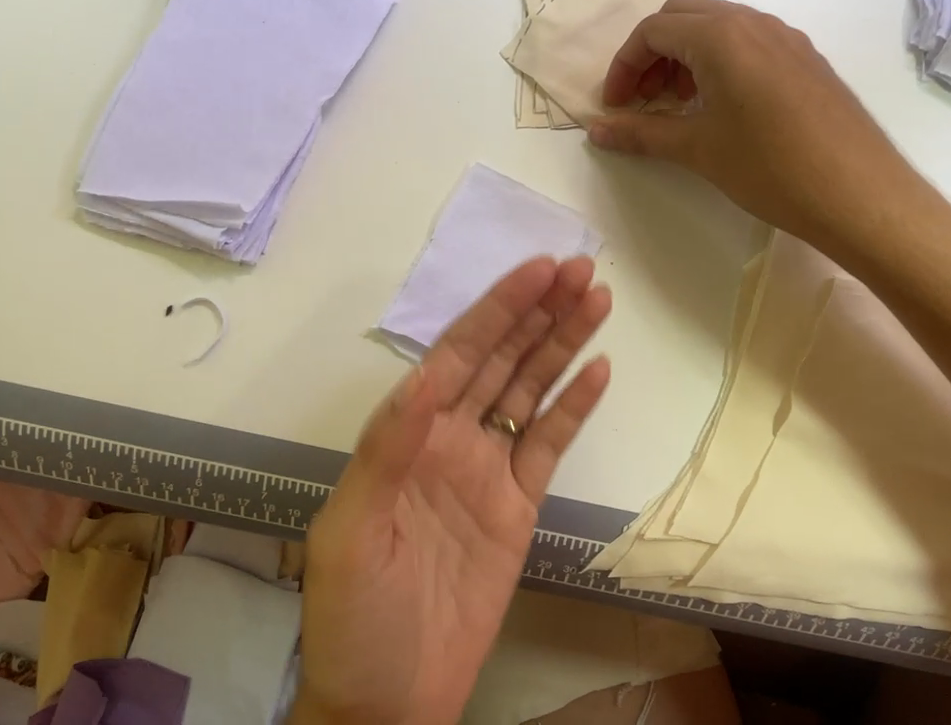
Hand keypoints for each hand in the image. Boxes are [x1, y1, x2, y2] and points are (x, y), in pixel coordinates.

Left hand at [291, 257, 612, 724]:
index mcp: (408, 433)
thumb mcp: (352, 527)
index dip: (497, 310)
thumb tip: (424, 376)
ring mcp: (488, 468)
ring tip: (596, 299)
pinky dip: (575, 406)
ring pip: (531, 389)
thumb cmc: (355, 614)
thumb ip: (389, 447)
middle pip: (501, 358)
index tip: (535, 273)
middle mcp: (451, 436)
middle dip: (538, 311)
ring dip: (562, 344)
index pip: (459, 353)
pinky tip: (597, 369)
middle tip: (580, 268)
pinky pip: (550, 444)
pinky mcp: (519, 504)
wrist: (390, 697)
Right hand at [588, 0, 912, 239]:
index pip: (653, 30)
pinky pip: (750, 43)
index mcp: (720, 35)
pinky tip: (724, 108)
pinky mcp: (807, 59)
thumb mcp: (697, 150)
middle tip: (642, 99)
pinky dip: (721, 62)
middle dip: (652, 54)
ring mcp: (786, 38)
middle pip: (684, 17)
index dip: (624, 66)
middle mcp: (753, 23)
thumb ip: (641, 134)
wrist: (860, 193)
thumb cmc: (770, 168)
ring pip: (720, 27)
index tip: (614, 105)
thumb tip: (596, 129)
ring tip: (679, 105)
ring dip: (687, 56)